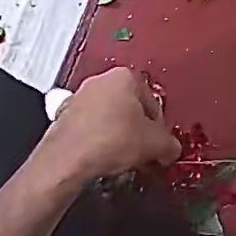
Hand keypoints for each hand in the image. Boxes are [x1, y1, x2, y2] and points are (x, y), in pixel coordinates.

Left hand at [43, 67, 181, 180]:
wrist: (69, 158)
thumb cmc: (109, 140)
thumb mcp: (155, 144)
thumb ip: (169, 144)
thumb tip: (171, 149)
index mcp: (124, 77)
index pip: (153, 102)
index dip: (159, 127)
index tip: (160, 142)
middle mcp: (100, 81)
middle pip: (130, 108)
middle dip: (139, 130)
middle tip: (145, 150)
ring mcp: (79, 97)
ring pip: (110, 117)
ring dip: (120, 135)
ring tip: (125, 157)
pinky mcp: (65, 116)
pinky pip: (91, 127)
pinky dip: (100, 140)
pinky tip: (105, 157)